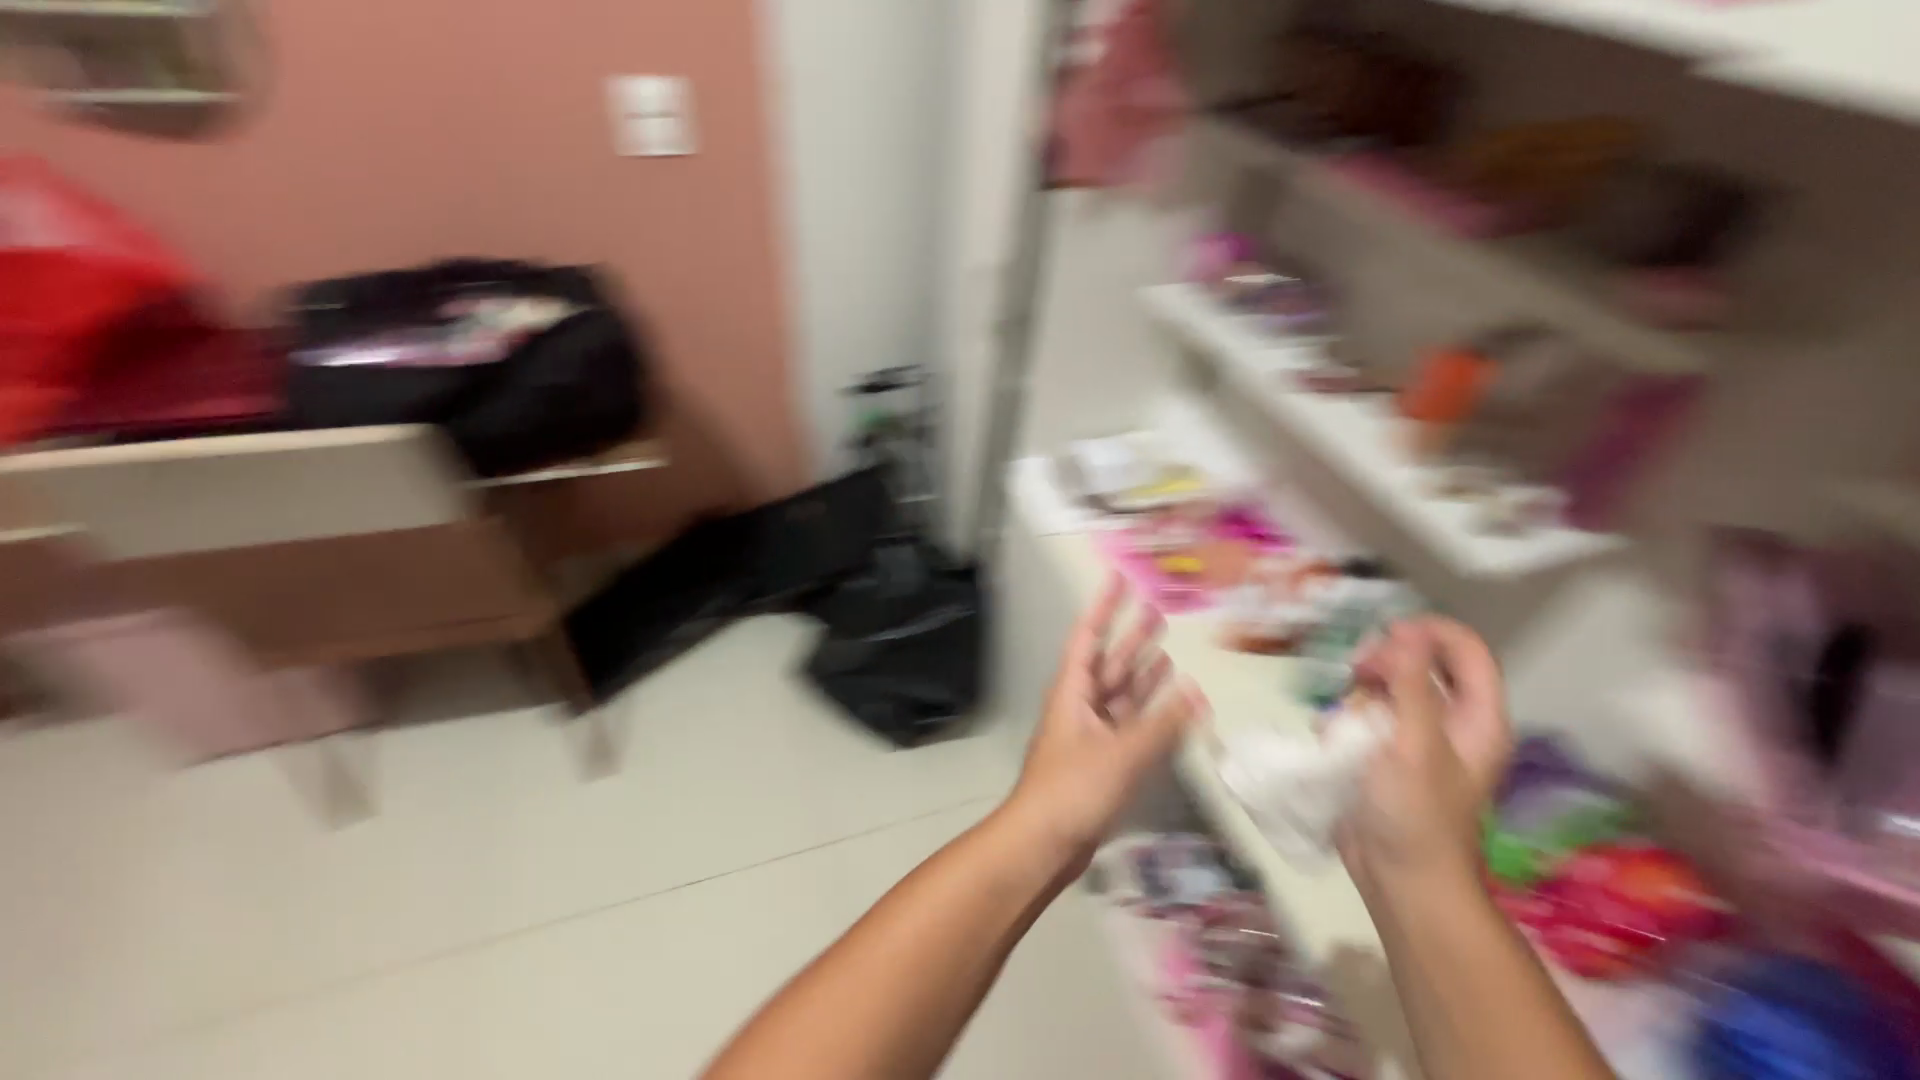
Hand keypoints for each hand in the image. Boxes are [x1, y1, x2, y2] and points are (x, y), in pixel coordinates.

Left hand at [1003, 575, 1209, 862]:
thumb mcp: (1121, 753)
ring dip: (1141, 673)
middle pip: (1108, 662)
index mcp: (1073, 692)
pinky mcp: (1101, 762)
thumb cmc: (1074, 789)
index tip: (1119, 577)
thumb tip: (1195, 691)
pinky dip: (1149, 714)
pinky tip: (1170, 706)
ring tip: (1167, 650)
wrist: (1042, 843)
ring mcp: (1090, 735)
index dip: (1104, 606)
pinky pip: (1128, 725)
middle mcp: (1080, 706)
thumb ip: (1161, 724)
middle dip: (1130, 636)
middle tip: (1157, 611)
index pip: (1088, 636)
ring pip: (1120, 694)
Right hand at [1337, 617, 1511, 896]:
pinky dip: (1345, 722)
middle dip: (1383, 663)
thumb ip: (1411, 685)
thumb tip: (1406, 631)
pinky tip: (1335, 742)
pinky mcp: (1384, 755)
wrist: (1398, 879)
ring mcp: (1416, 738)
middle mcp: (1451, 722)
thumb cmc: (1416, 814)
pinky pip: (1363, 717)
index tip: (1386, 635)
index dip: (1429, 632)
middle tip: (1357, 673)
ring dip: (1359, 696)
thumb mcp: (1415, 745)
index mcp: (1477, 718)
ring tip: (1345, 720)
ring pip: (1385, 688)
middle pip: (1419, 663)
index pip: (1465, 649)